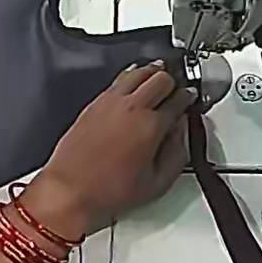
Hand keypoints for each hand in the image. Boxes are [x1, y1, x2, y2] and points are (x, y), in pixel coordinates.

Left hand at [19, 61, 196, 239]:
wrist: (71, 189)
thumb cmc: (107, 190)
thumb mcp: (157, 183)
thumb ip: (177, 154)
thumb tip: (181, 135)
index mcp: (151, 126)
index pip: (178, 100)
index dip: (188, 97)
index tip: (190, 99)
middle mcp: (131, 108)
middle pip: (160, 78)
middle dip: (173, 82)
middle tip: (177, 87)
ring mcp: (110, 102)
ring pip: (138, 72)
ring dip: (152, 72)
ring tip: (159, 74)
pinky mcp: (94, 103)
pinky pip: (118, 79)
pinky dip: (131, 76)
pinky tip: (133, 82)